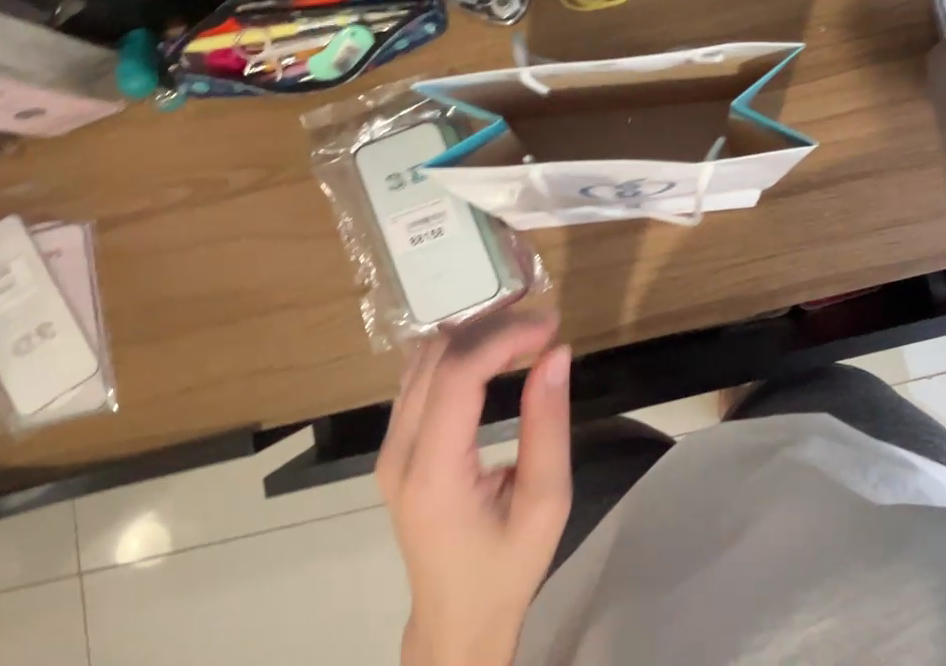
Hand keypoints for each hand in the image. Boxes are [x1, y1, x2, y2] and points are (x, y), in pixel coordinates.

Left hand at [379, 316, 572, 665]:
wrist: (457, 618)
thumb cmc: (507, 567)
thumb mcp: (545, 503)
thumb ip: (547, 426)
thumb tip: (557, 354)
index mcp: (431, 472)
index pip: (456, 376)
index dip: (503, 338)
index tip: (551, 327)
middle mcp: (397, 453)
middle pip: (434, 359)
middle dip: (491, 330)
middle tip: (543, 329)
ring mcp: (388, 450)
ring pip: (421, 362)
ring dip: (473, 338)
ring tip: (525, 338)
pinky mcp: (394, 449)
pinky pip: (418, 381)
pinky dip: (457, 357)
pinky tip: (493, 358)